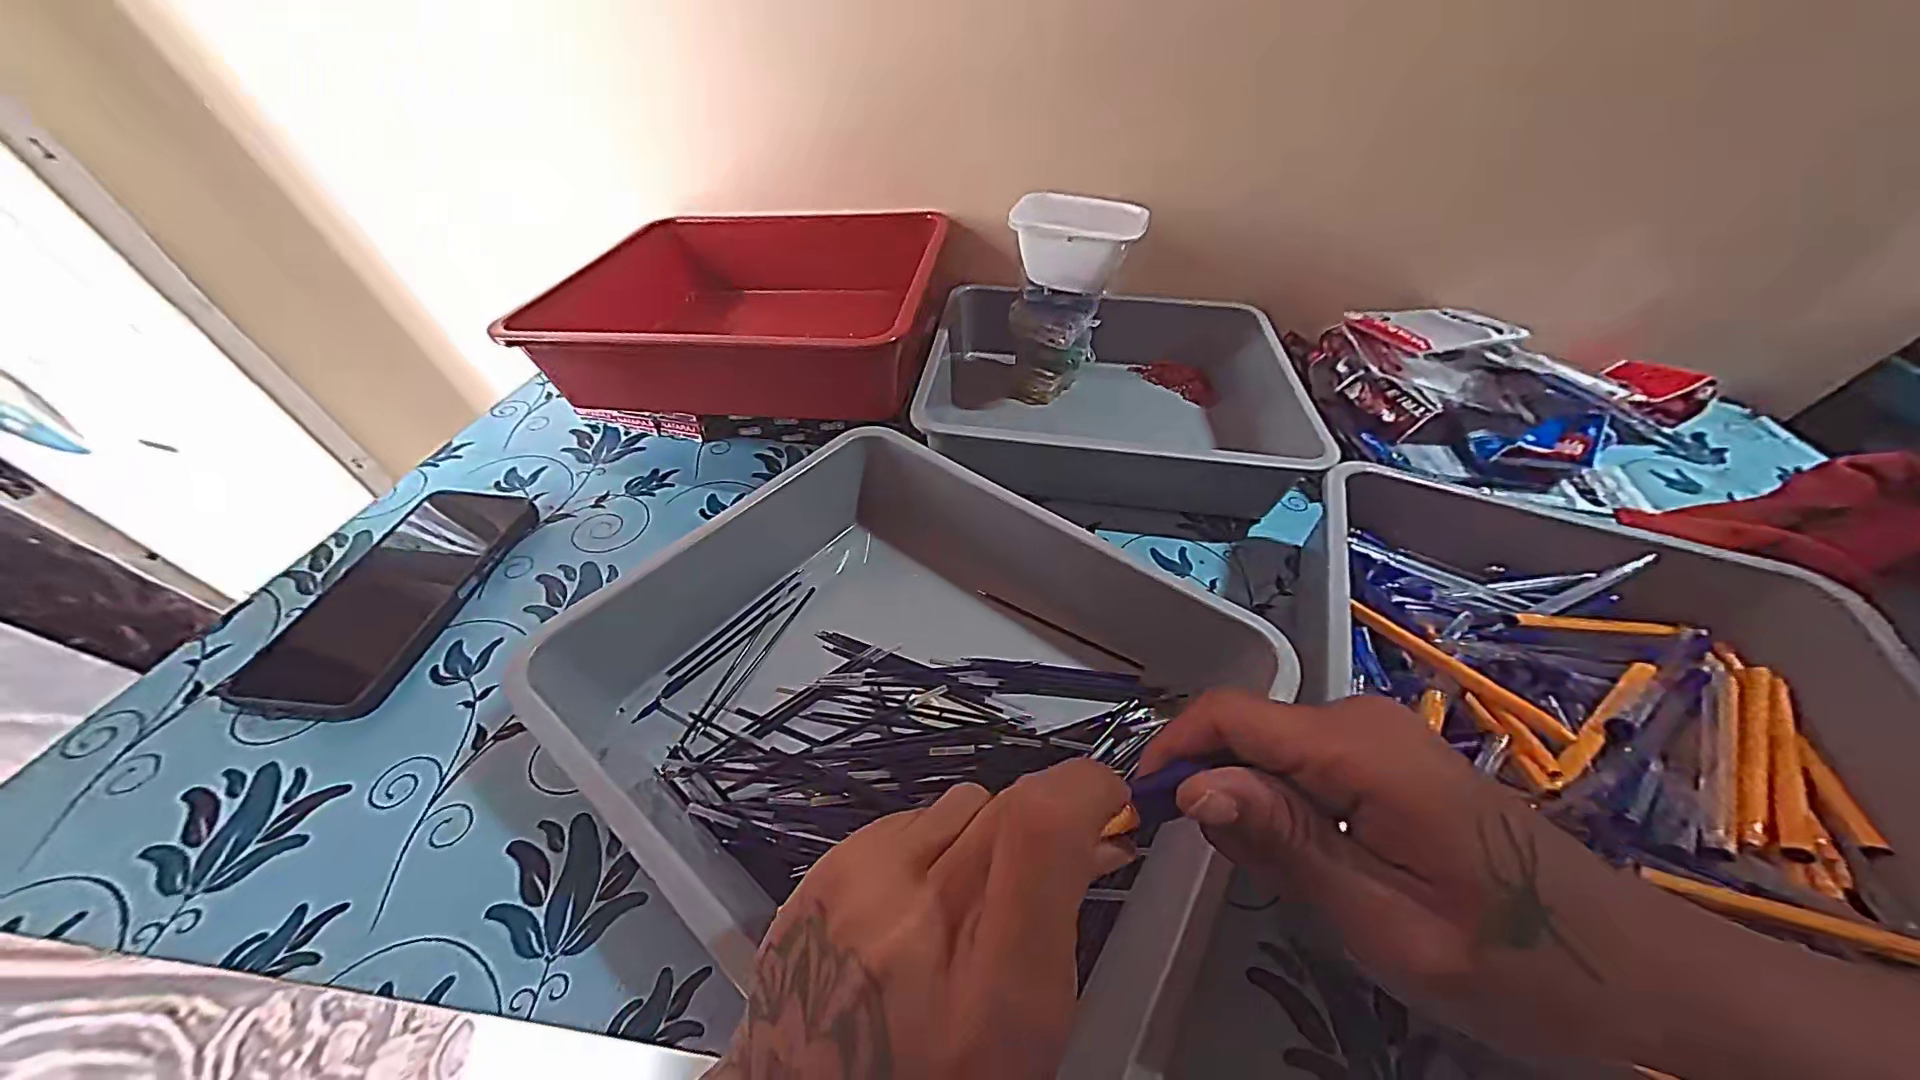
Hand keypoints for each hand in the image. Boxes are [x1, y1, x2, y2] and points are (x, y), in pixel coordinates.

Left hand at [710, 758, 1134, 1079]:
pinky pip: (913, 815)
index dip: (1085, 791)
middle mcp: (913, 920)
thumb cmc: (937, 1076)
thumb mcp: (1026, 1023)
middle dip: (1046, 817)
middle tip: (1050, 858)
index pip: (1039, 828)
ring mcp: (859, 883)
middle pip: (1007, 802)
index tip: (1109, 800)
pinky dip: (934, 843)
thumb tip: (1098, 835)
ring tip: (970, 892)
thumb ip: (1063, 922)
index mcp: (985, 987)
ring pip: (964, 800)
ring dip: (985, 832)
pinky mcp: (827, 862)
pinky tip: (919, 895)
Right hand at [1138, 690, 1674, 1063]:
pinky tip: (1311, 856)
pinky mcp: (1383, 752)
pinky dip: (1278, 801)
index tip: (1145, 806)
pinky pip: (1298, 758)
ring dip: (1246, 799)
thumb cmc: (1516, 963)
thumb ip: (1282, 843)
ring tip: (1278, 874)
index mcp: (1359, 748)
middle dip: (1211, 784)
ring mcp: (1375, 731)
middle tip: (1229, 865)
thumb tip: (1190, 787)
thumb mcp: (1382, 921)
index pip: (1229, 714)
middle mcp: (1360, 717)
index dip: (1174, 749)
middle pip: (1244, 727)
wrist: (1644, 975)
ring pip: (1266, 744)